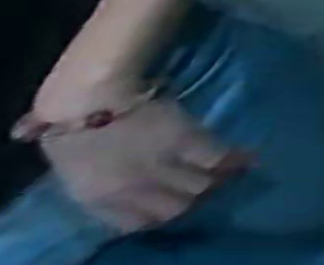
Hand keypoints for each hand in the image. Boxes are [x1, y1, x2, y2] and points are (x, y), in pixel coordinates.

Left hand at [35, 91, 249, 232]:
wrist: (86, 100)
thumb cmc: (74, 131)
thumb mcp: (80, 167)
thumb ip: (109, 179)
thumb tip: (142, 180)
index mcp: (98, 200)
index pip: (139, 222)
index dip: (162, 212)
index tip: (178, 199)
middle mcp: (130, 191)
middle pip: (174, 207)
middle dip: (194, 197)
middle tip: (211, 182)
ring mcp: (158, 166)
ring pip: (197, 186)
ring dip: (216, 180)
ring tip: (232, 169)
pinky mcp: (184, 142)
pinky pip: (215, 158)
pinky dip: (235, 160)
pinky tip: (250, 158)